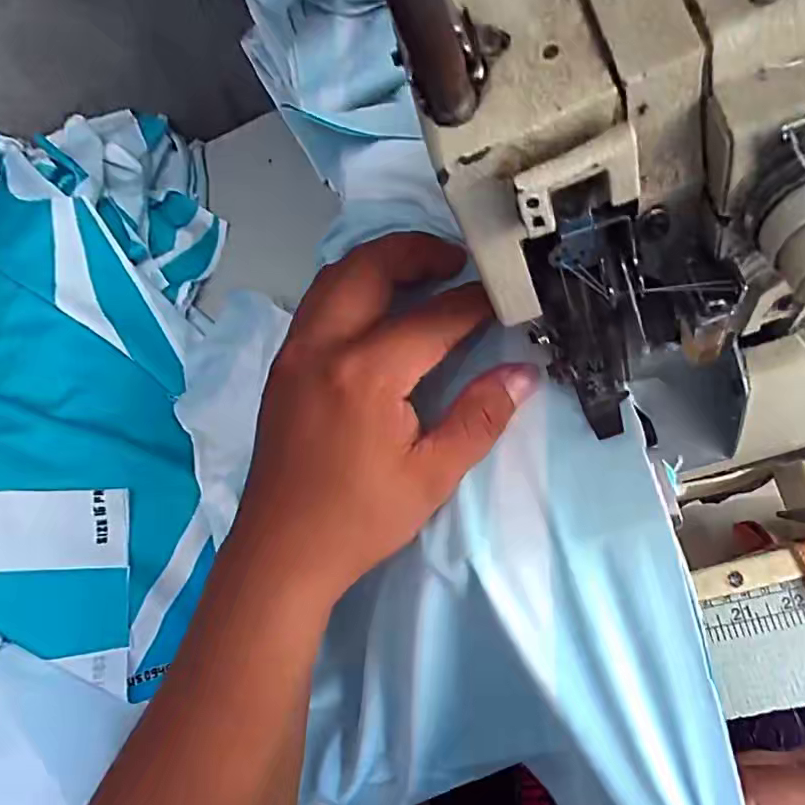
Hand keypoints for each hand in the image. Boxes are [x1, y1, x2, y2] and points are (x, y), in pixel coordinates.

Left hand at [231, 233, 537, 598]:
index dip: (475, 303)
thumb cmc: (359, 520)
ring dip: (380, 264)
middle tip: (457, 260)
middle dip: (417, 251)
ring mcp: (294, 355)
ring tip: (421, 275)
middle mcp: (323, 348)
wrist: (282, 553)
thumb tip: (521, 375)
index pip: (433, 319)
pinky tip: (379, 313)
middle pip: (369, 268)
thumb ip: (480, 417)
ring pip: (335, 279)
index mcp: (366, 374)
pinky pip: (319, 304)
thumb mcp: (433, 475)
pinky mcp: (283, 369)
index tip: (503, 296)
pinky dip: (354, 289)